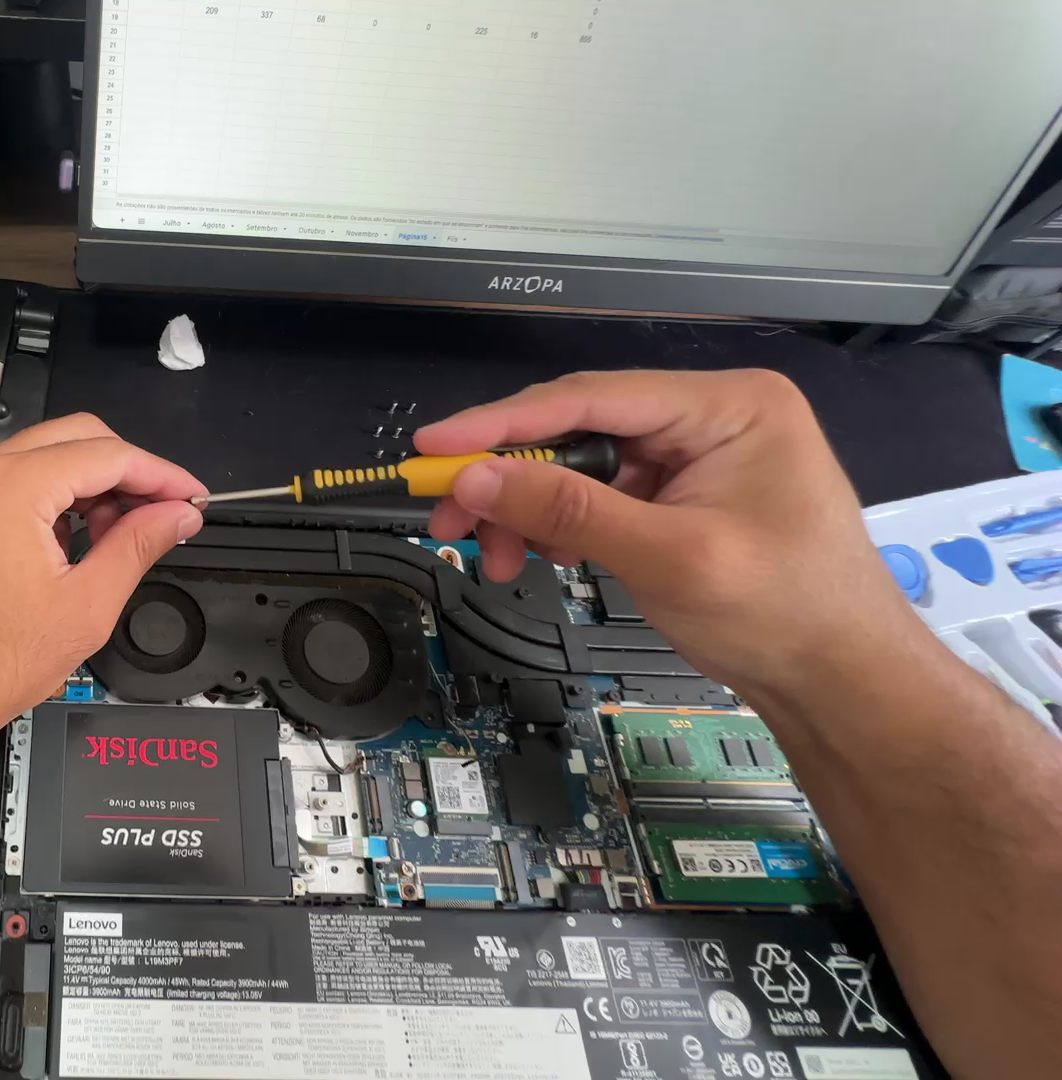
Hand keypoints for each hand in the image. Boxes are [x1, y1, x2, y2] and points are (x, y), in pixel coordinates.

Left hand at [0, 415, 205, 760]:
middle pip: (77, 438)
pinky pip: (17, 479)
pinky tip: (79, 538)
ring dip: (93, 483)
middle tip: (163, 512)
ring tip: (122, 534)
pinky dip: (57, 497)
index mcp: (10, 489)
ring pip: (47, 455)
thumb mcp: (85, 607)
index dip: (162, 473)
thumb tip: (176, 515)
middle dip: (129, 470)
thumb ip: (138, 547)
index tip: (190, 496)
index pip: (108, 454)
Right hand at [413, 369, 924, 696]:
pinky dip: (547, 528)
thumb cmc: (780, 612)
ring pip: (562, 468)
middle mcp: (695, 418)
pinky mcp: (659, 492)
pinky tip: (541, 556)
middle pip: (566, 432)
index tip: (429, 445)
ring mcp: (676, 455)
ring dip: (520, 513)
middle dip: (504, 480)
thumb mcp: (666, 555)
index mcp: (721, 407)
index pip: (586, 399)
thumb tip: (470, 479)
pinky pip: (579, 497)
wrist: (835, 681)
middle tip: (446, 520)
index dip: (498, 422)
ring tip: (498, 561)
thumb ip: (565, 510)